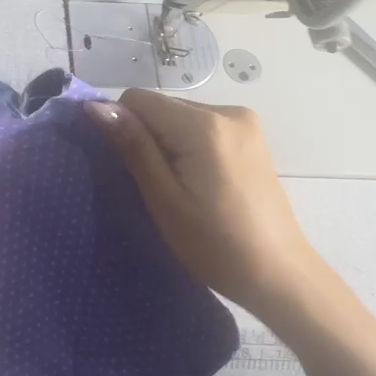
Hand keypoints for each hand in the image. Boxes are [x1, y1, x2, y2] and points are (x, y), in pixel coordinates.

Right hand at [87, 90, 323, 320]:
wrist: (281, 275)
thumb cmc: (217, 245)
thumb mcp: (164, 199)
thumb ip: (133, 146)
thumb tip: (95, 106)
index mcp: (204, 125)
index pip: (138, 100)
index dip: (123, 128)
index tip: (130, 168)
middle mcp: (227, 111)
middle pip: (161, 107)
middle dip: (148, 137)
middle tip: (159, 185)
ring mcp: (245, 122)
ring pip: (180, 116)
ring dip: (169, 143)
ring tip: (183, 187)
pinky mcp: (252, 136)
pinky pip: (202, 126)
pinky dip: (190, 145)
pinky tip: (202, 181)